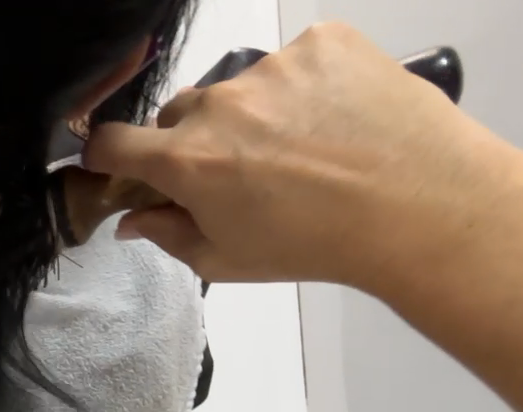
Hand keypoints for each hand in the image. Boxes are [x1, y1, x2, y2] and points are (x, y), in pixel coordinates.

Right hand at [84, 23, 522, 289]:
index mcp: (186, 161)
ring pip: (232, 89)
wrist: (419, 204)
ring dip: (240, 115)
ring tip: (288, 146)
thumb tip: (132, 219)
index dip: (102, 157)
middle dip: (184, 143)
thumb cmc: (309, 244)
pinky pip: (286, 62)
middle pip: (174, 116)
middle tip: (223, 172)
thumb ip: (165, 234)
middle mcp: (219, 105)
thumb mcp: (220, 259)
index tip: (111, 167)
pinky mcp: (323, 42)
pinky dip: (292, 88)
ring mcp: (273, 67)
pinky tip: (322, 118)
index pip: (111, 143)